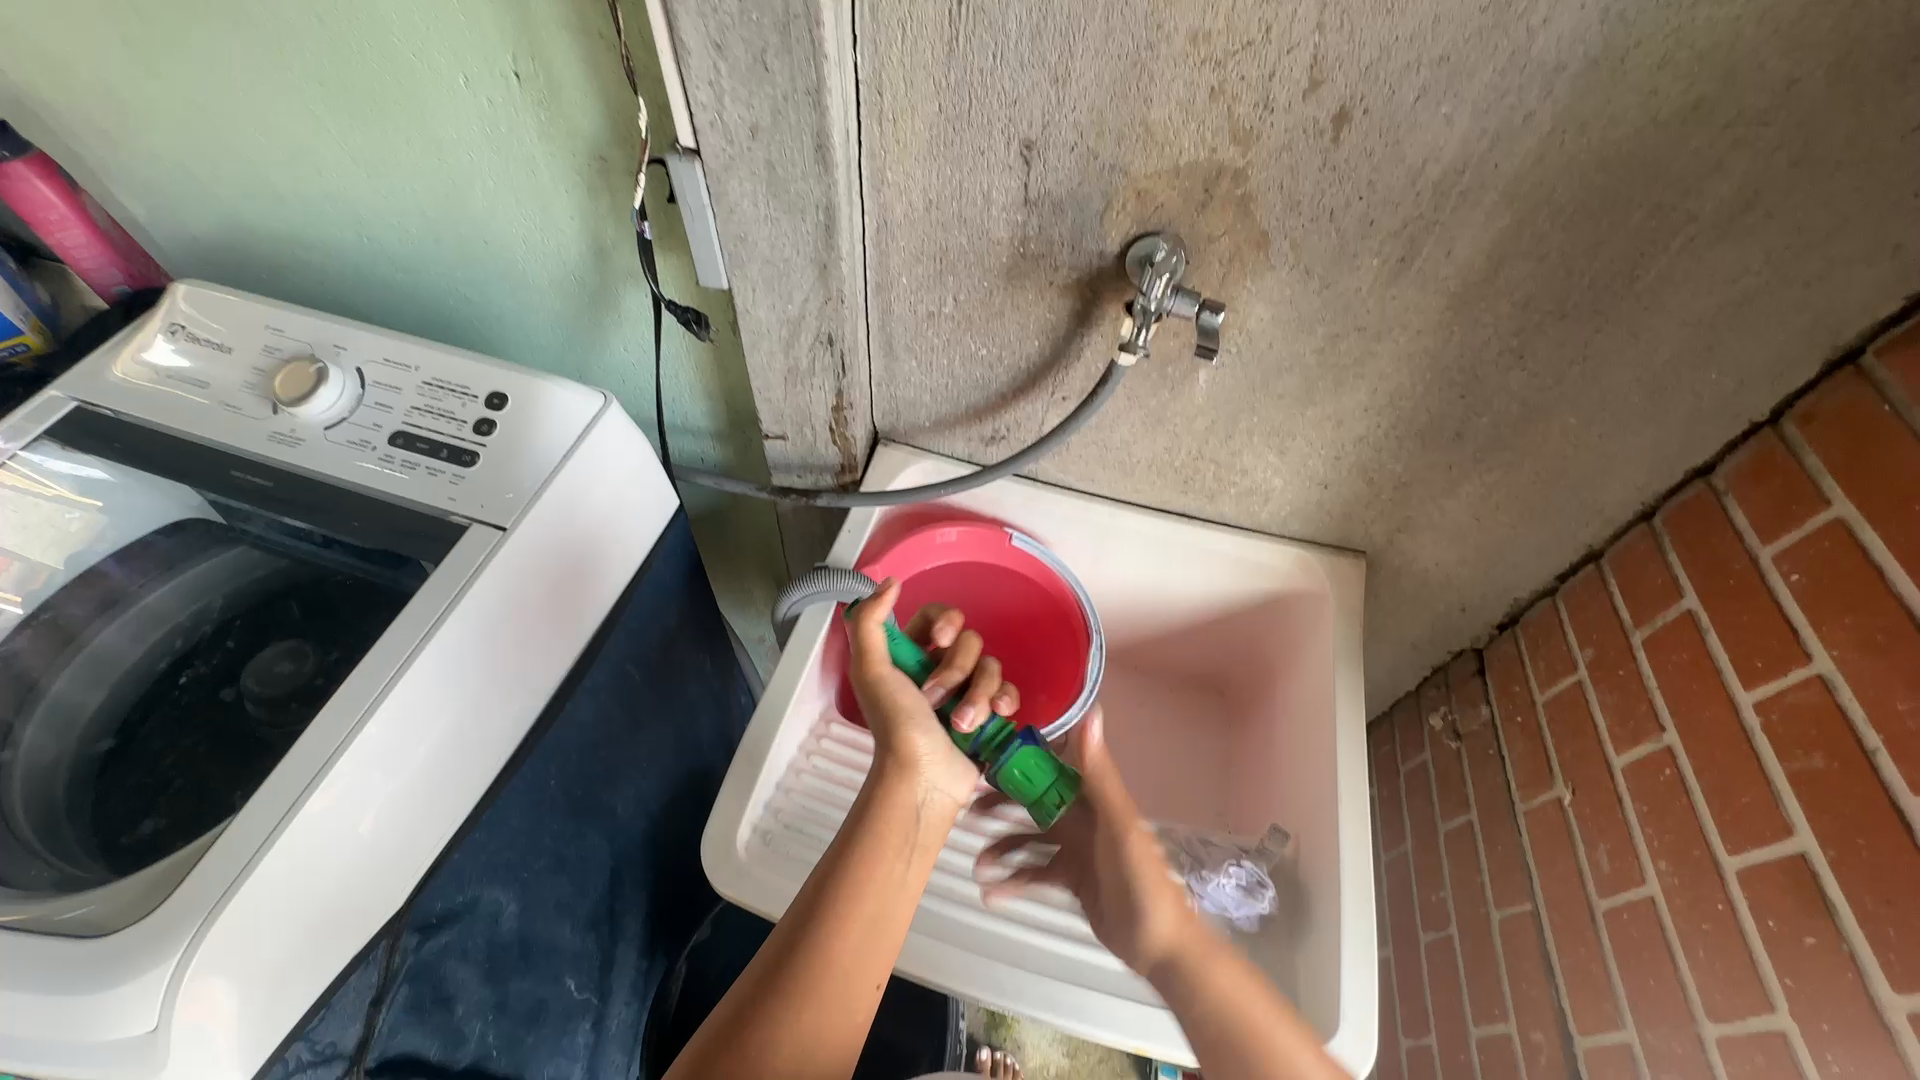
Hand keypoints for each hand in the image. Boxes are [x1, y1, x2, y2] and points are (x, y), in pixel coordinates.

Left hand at [845, 578, 1021, 810]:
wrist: (922, 779)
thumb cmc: (894, 725)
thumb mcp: (870, 669)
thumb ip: (870, 621)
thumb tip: (890, 582)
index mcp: (910, 656)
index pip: (938, 616)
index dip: (945, 621)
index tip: (940, 640)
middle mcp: (938, 669)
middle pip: (969, 641)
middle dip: (956, 671)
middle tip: (936, 699)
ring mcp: (965, 693)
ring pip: (990, 667)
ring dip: (977, 695)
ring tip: (960, 723)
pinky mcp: (988, 715)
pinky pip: (1008, 692)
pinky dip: (1003, 702)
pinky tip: (996, 716)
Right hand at [973, 706, 1200, 976]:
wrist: (1161, 945)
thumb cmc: (1142, 878)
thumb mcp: (1119, 824)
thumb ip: (1099, 773)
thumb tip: (1090, 713)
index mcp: (1095, 798)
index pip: (1054, 768)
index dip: (1022, 760)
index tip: (986, 756)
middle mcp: (1083, 817)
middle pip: (1034, 802)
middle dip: (1001, 805)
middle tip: (968, 811)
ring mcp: (1076, 849)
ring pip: (1029, 839)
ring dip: (1002, 849)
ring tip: (978, 867)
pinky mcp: (1070, 880)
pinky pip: (1035, 873)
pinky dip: (1013, 882)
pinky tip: (993, 895)